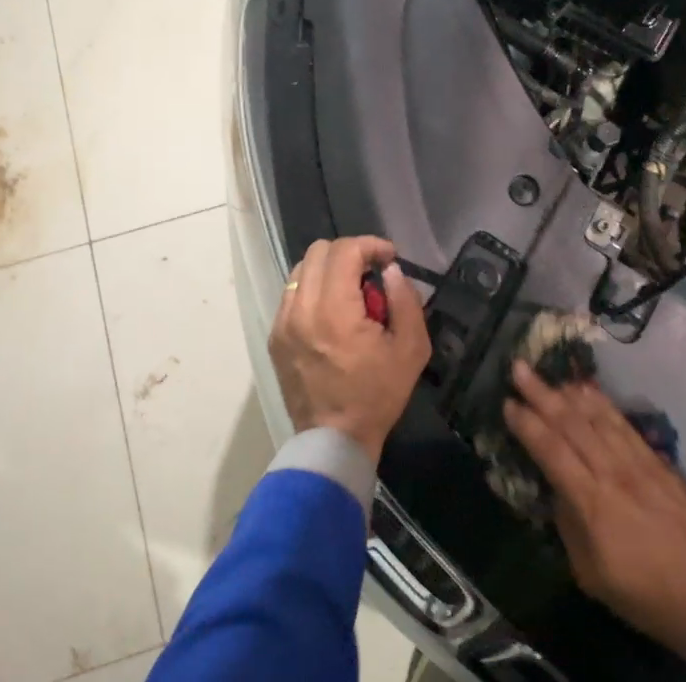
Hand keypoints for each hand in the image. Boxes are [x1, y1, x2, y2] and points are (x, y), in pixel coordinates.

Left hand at [270, 237, 431, 460]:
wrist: (334, 440)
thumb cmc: (377, 395)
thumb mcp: (411, 349)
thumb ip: (405, 300)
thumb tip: (391, 271)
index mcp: (334, 311)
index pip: (344, 251)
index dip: (371, 245)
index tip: (389, 258)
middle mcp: (300, 310)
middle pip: (318, 251)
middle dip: (349, 253)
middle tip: (371, 273)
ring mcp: (282, 323)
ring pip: (301, 270)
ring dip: (328, 269)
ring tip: (351, 292)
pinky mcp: (275, 337)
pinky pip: (292, 295)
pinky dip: (313, 290)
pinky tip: (332, 311)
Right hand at [504, 360, 685, 662]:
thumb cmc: (642, 595)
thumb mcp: (589, 572)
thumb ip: (569, 525)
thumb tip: (558, 490)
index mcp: (592, 502)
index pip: (551, 450)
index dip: (527, 425)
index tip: (507, 403)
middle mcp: (614, 473)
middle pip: (573, 424)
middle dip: (543, 394)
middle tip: (520, 368)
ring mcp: (641, 465)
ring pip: (601, 418)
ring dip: (572, 393)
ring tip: (551, 375)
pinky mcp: (662, 465)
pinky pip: (627, 426)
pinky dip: (605, 405)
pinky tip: (592, 393)